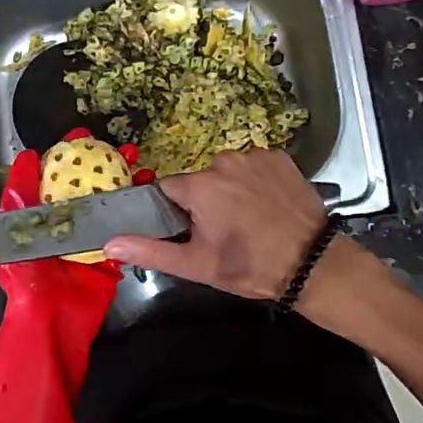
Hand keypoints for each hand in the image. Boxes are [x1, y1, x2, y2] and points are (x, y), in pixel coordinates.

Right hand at [103, 150, 327, 300]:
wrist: (312, 262)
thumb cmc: (250, 266)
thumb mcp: (197, 264)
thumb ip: (151, 250)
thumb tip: (110, 243)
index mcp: (200, 185)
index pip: (169, 188)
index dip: (176, 210)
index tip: (189, 229)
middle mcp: (224, 161)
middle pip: (200, 180)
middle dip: (206, 201)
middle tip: (225, 232)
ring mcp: (255, 156)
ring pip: (228, 172)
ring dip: (232, 190)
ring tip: (250, 220)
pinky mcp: (280, 158)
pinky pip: (255, 166)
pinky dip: (256, 182)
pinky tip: (268, 205)